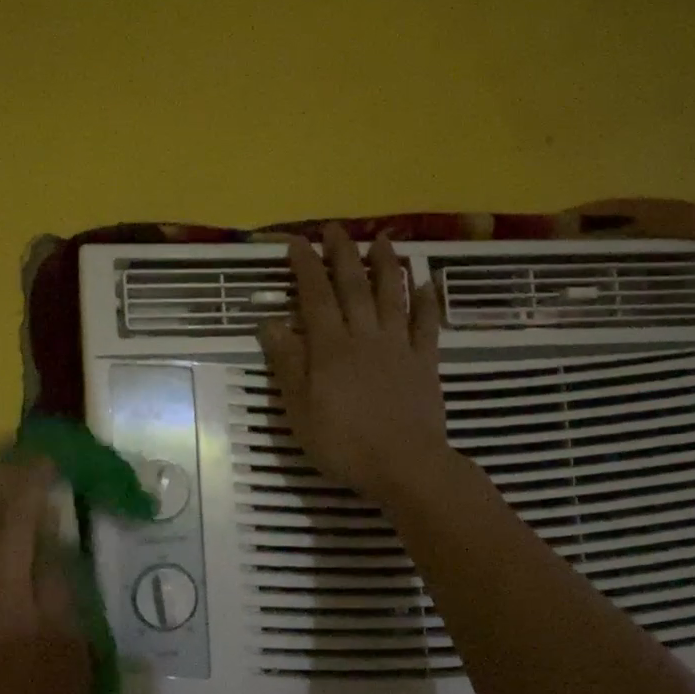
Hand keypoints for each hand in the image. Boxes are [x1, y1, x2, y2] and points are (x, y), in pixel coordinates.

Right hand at [258, 223, 452, 501]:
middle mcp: (364, 337)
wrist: (404, 465)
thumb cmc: (343, 443)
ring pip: (391, 296)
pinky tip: (425, 285)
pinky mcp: (424, 363)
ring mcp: (398, 347)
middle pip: (353, 287)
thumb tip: (269, 323)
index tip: (296, 241)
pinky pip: (425, 325)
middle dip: (343, 254)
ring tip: (382, 239)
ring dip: (386, 265)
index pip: (314, 296)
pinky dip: (425, 302)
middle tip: (335, 228)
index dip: (305, 266)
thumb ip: (287, 364)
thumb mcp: (299, 410)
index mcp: (329, 348)